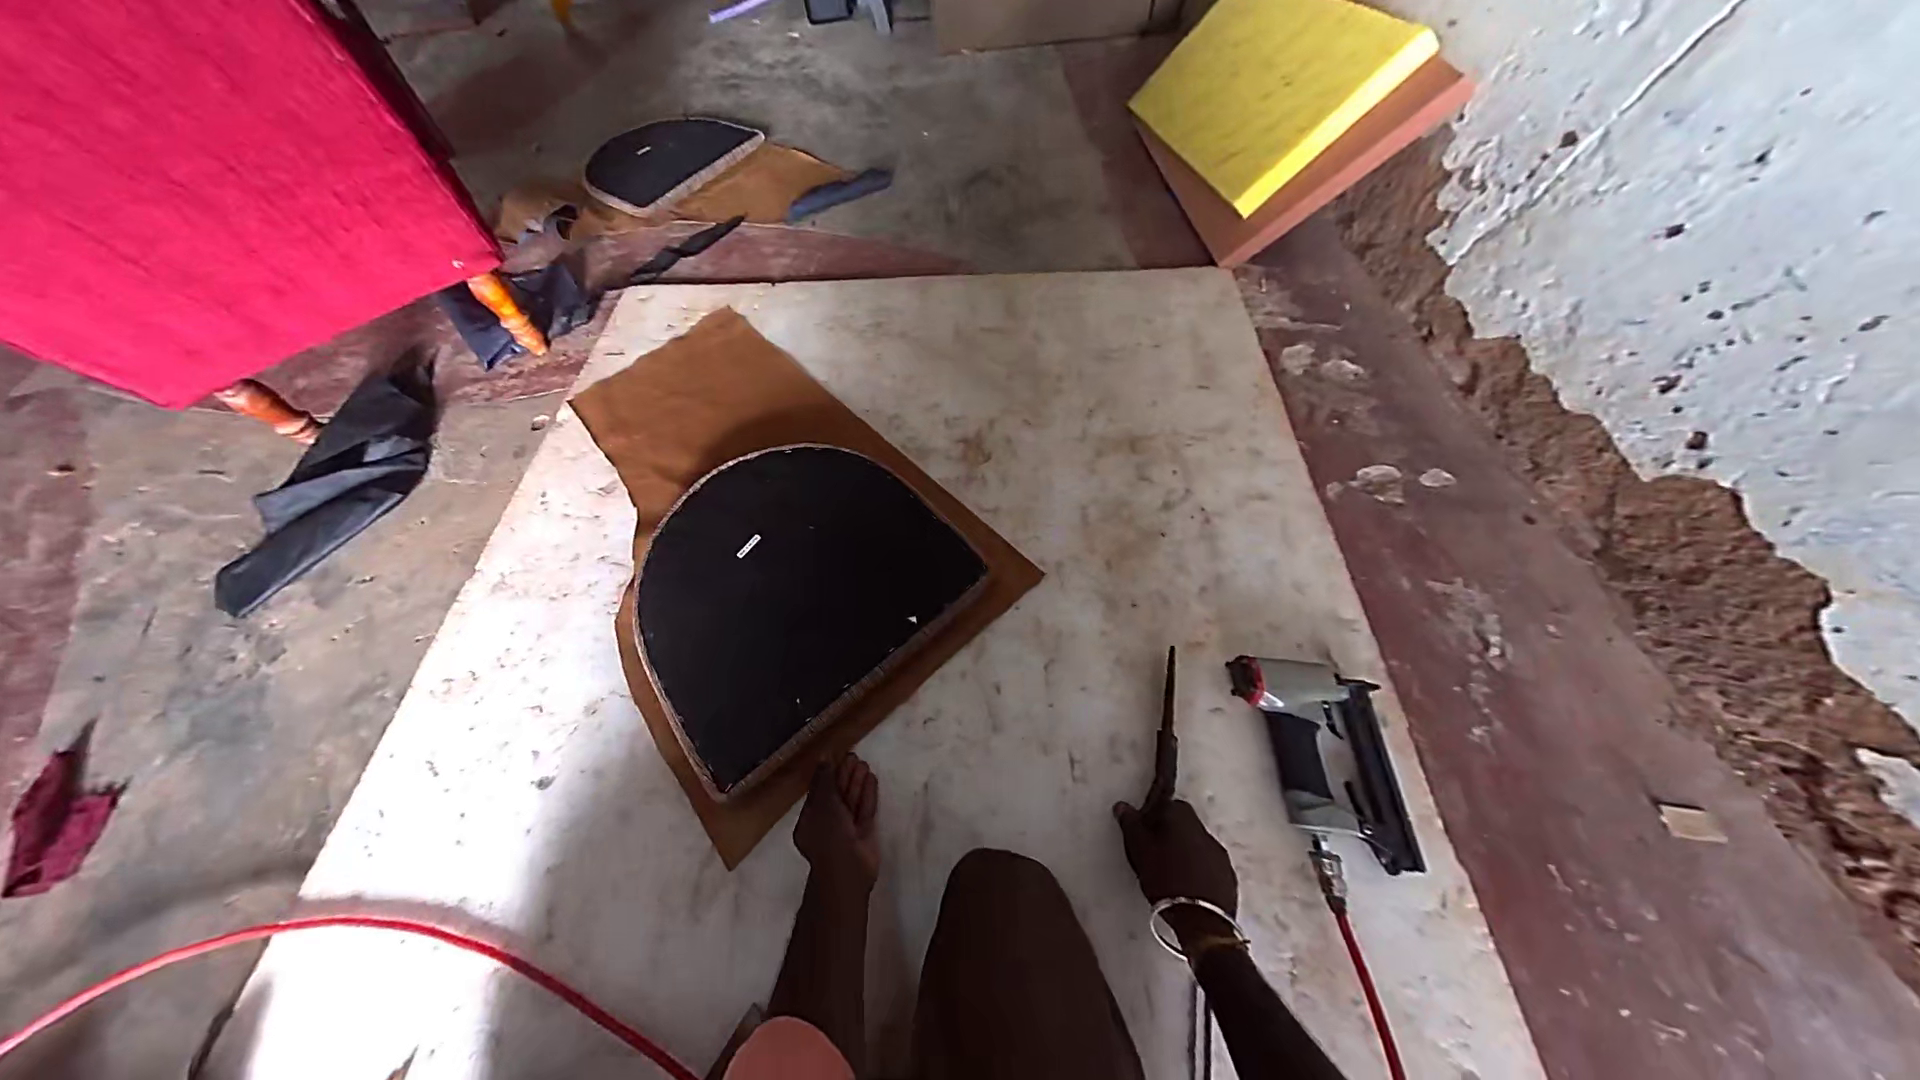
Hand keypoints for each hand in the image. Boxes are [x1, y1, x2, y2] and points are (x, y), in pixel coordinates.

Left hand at [795, 753, 880, 892]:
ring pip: (852, 801)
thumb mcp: (823, 803)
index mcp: (811, 819)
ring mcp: (847, 829)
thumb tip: (824, 758)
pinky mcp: (864, 833)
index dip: (828, 774)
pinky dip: (868, 795)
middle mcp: (827, 823)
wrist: (848, 869)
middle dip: (845, 776)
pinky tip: (872, 779)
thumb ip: (824, 780)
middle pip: (837, 795)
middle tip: (854, 756)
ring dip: (858, 782)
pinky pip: (865, 810)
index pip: (819, 792)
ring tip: (865, 764)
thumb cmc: (829, 834)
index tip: (837, 756)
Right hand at [1114, 799, 1239, 943]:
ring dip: (1185, 852)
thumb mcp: (1139, 850)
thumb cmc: (1165, 879)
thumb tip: (1123, 805)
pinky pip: (1209, 866)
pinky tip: (1187, 886)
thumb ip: (1131, 825)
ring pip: (1197, 845)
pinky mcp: (1229, 878)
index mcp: (1182, 818)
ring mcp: (1220, 855)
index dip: (1153, 815)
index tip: (1144, 832)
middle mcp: (1205, 831)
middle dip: (1170, 833)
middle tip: (1154, 852)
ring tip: (1170, 872)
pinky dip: (1198, 870)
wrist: (1201, 921)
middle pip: (1184, 823)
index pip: (1167, 803)